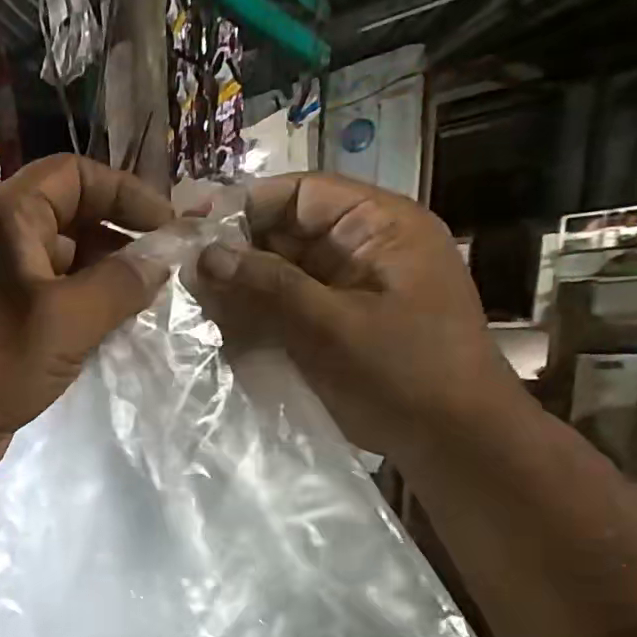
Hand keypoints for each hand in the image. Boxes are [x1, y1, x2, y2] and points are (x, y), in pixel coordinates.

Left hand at [0, 154, 175, 472]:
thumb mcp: (68, 320)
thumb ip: (122, 283)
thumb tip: (163, 256)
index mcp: (5, 217)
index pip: (75, 175)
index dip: (126, 193)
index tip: (168, 228)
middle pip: (68, 219)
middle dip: (117, 243)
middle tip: (159, 277)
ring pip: (57, 265)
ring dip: (99, 281)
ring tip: (139, 310)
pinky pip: (41, 299)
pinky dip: (75, 309)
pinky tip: (102, 336)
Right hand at [192, 172, 528, 463]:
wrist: (453, 443)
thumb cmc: (404, 372)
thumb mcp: (333, 325)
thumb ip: (268, 285)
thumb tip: (206, 255)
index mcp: (380, 227)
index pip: (302, 194)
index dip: (246, 204)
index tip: (193, 226)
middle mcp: (361, 249)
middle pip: (285, 232)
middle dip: (236, 251)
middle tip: (183, 272)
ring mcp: (347, 289)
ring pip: (280, 271)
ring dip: (239, 286)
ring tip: (193, 302)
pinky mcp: (333, 324)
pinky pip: (285, 306)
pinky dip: (254, 314)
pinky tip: (218, 327)